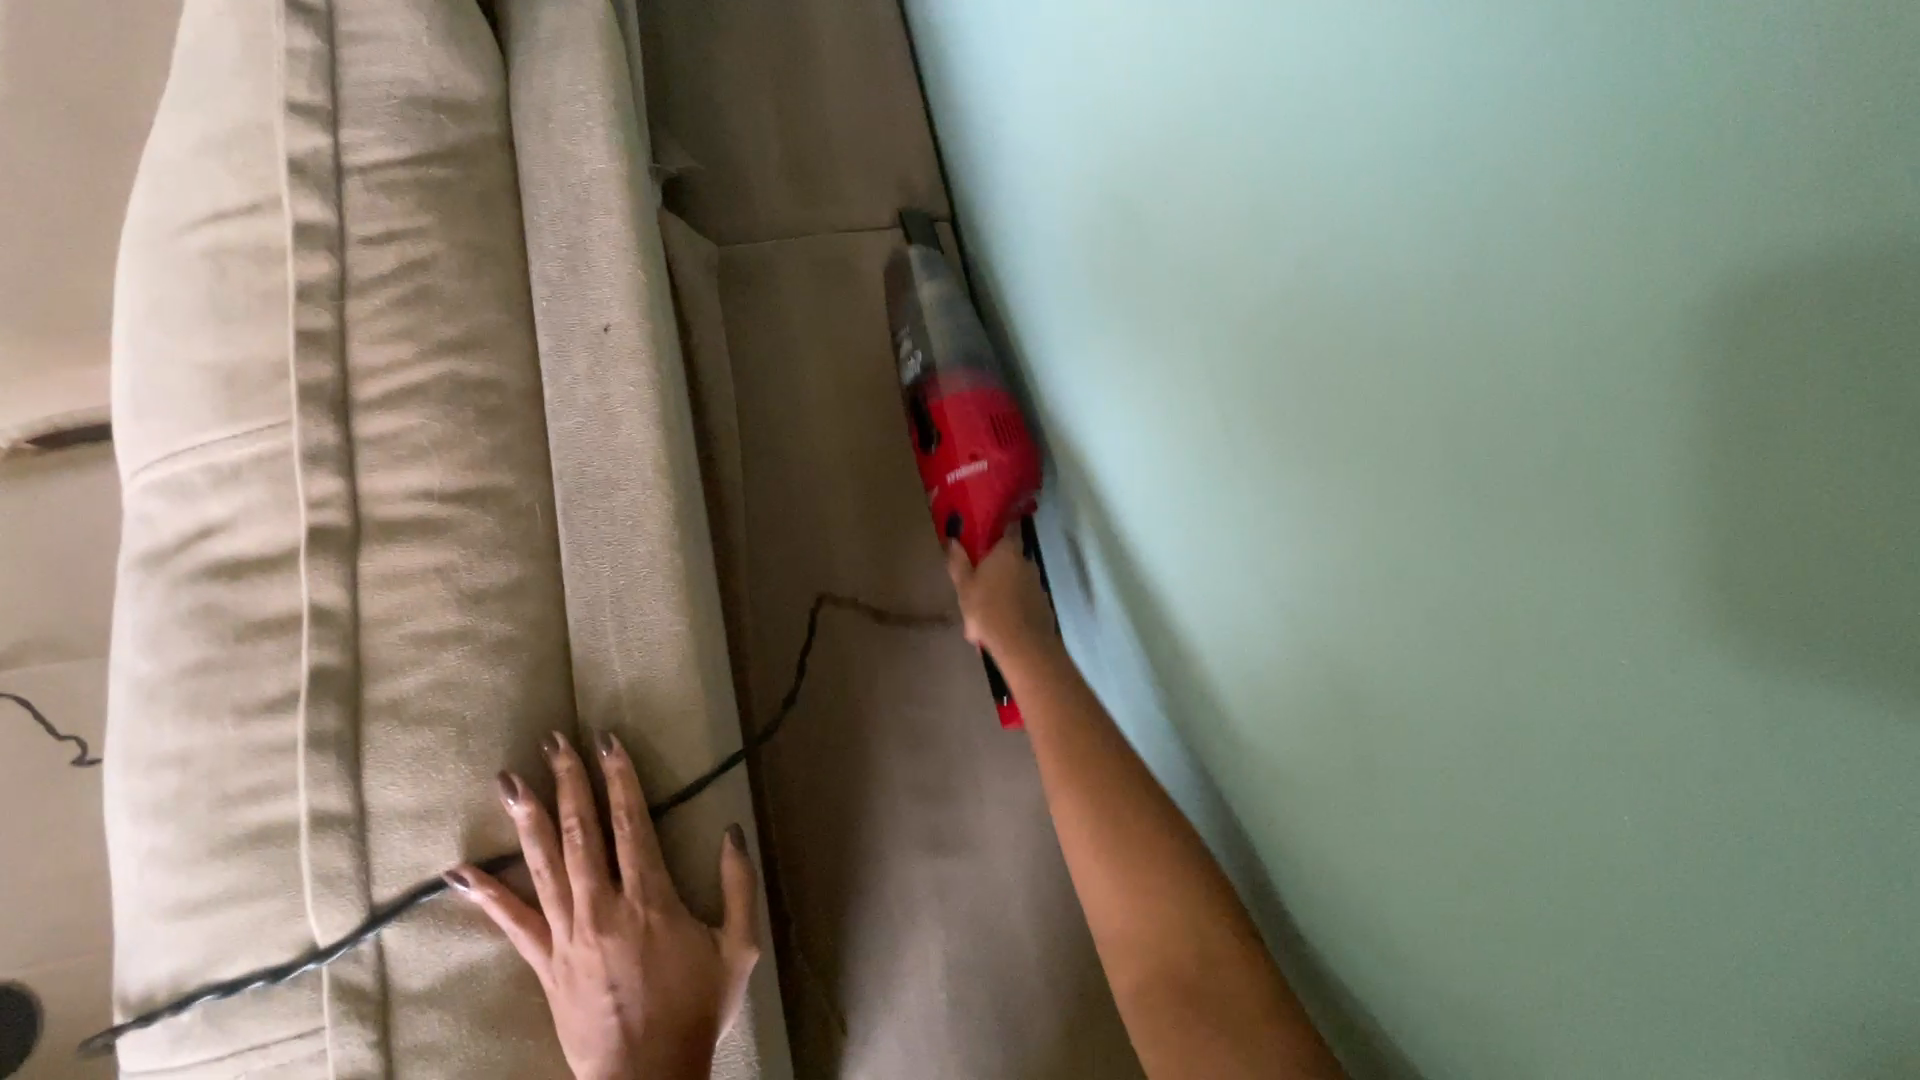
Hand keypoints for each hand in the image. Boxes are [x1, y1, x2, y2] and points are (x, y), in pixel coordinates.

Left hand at [446, 731, 761, 1079]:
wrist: (647, 1076)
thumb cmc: (698, 1009)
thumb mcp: (739, 946)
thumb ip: (739, 885)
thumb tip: (732, 832)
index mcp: (651, 898)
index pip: (631, 823)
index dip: (619, 778)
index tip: (606, 742)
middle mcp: (603, 906)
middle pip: (582, 831)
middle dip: (568, 780)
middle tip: (553, 740)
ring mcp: (568, 934)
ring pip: (544, 864)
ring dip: (528, 817)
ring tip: (509, 779)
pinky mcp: (545, 964)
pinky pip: (512, 923)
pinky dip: (485, 894)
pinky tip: (460, 870)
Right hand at [945, 536, 1058, 660]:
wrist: (1022, 644)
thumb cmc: (987, 609)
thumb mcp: (964, 586)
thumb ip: (958, 562)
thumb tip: (953, 540)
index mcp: (1008, 552)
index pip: (1009, 528)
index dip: (999, 529)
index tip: (987, 536)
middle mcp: (1027, 562)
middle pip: (1011, 557)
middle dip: (997, 567)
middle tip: (978, 582)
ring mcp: (1037, 584)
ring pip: (1016, 581)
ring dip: (1003, 590)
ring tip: (985, 612)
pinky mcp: (1043, 604)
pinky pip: (1023, 600)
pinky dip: (1013, 607)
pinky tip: (999, 625)